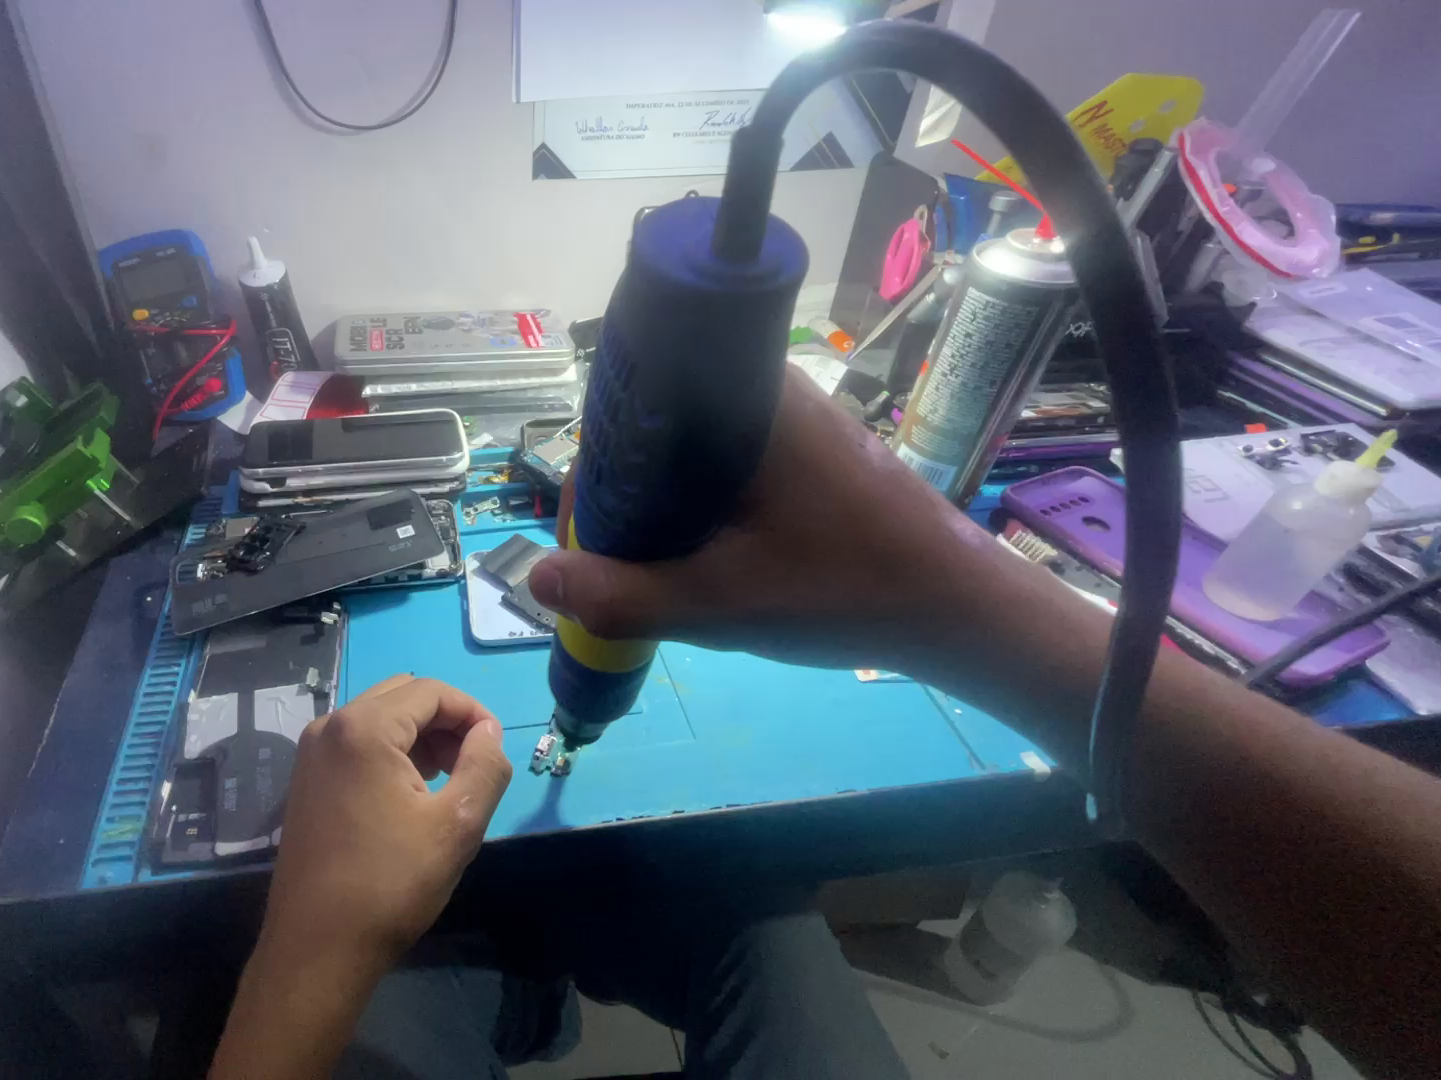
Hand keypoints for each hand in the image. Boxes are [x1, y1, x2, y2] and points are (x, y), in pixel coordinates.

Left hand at [261, 675, 511, 969]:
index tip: (495, 748)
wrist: (316, 950)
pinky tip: (411, 791)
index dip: (471, 712)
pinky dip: (392, 751)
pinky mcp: (307, 777)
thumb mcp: (457, 825)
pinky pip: (358, 741)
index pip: (431, 691)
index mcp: (363, 728)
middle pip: (403, 696)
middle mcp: (331, 726)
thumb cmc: (390, 885)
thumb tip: (489, 731)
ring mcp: (313, 752)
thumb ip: (485, 766)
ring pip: (380, 717)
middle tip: (471, 764)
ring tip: (447, 780)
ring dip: (420, 735)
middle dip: (445, 721)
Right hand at [530, 369, 1018, 673]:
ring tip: (653, 562)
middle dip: (623, 494)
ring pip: (685, 449)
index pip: (631, 405)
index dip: (595, 468)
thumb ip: (623, 595)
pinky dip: (691, 503)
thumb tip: (537, 579)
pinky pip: (717, 463)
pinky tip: (696, 551)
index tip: (591, 531)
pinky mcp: (798, 448)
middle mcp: (761, 389)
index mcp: (741, 398)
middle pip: (654, 428)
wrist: (960, 608)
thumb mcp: (722, 602)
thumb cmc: (846, 590)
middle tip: (619, 560)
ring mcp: (784, 417)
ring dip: (657, 503)